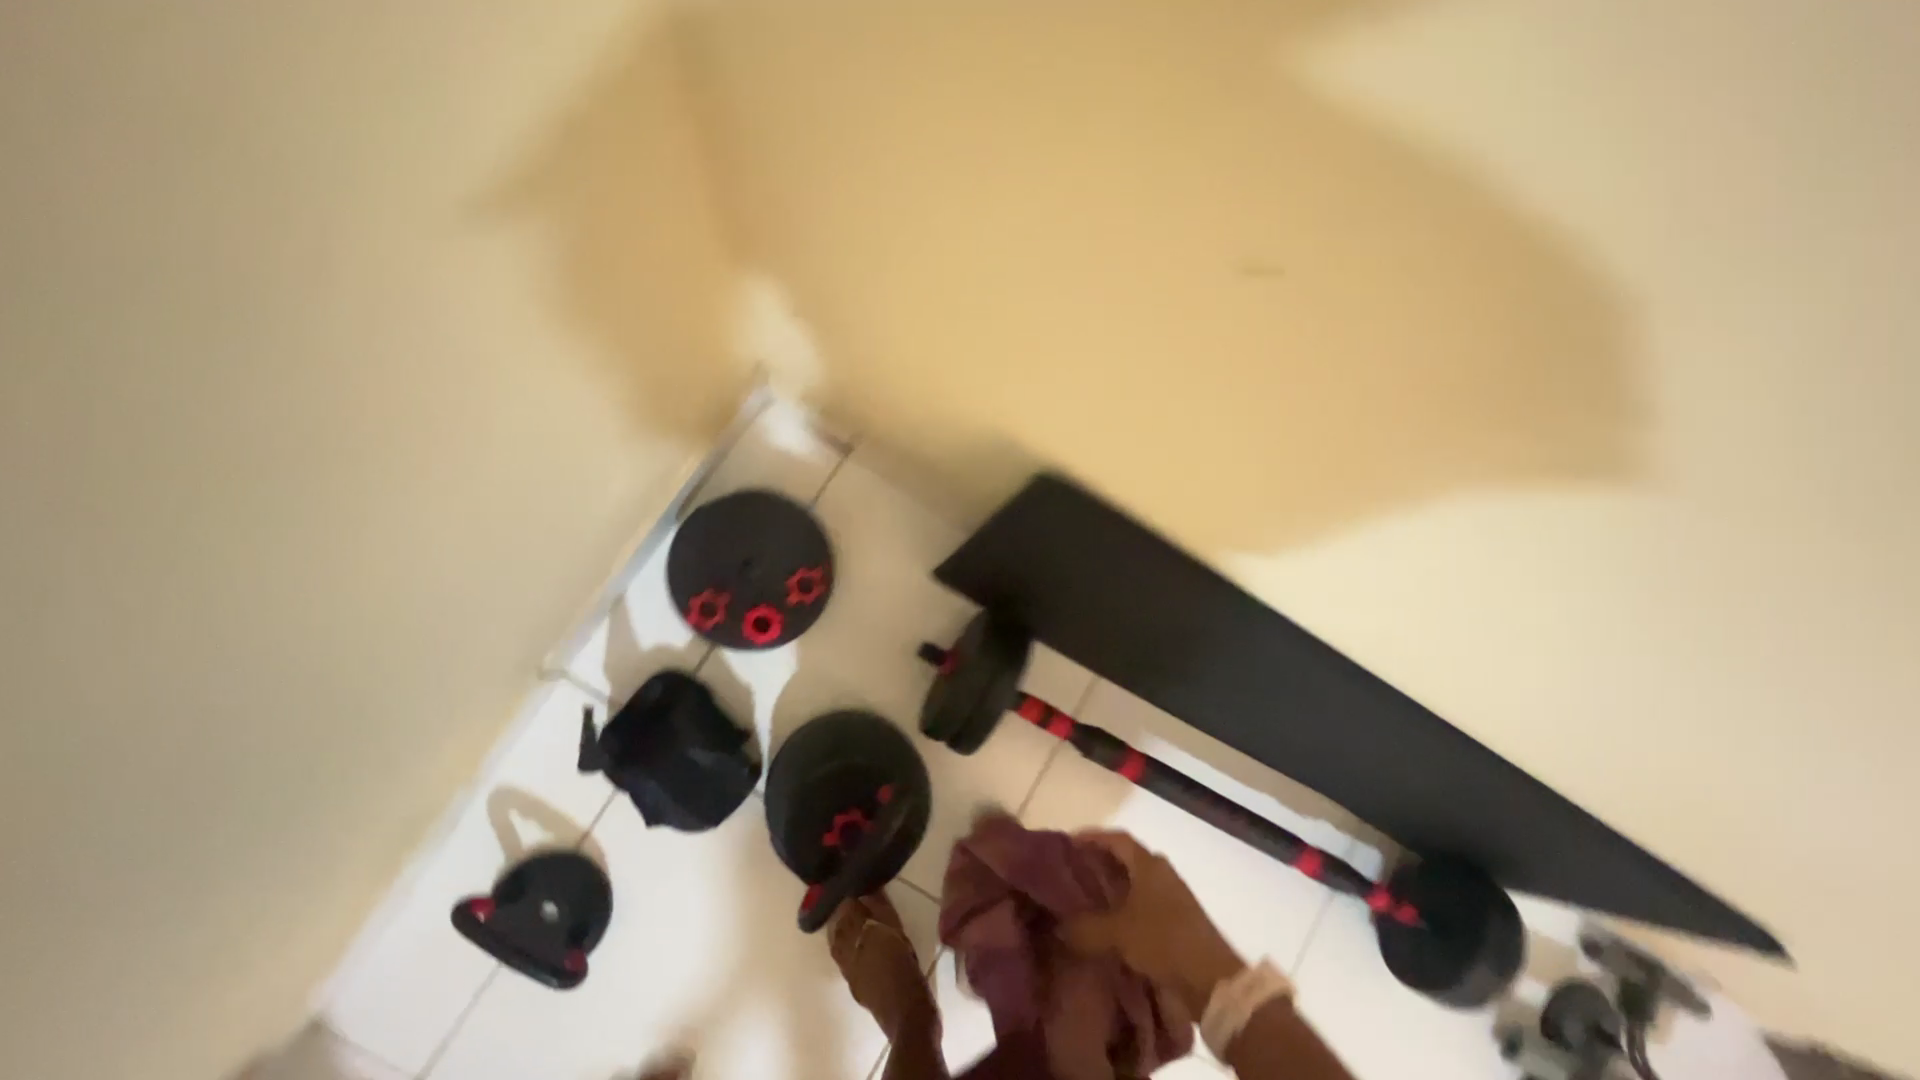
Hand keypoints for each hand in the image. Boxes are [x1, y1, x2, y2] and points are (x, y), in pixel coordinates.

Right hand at [1058, 831, 1244, 1014]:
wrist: (1212, 980)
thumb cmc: (1164, 941)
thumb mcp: (1117, 933)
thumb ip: (1084, 927)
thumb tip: (1057, 927)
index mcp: (1149, 864)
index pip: (1116, 838)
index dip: (1091, 837)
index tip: (1066, 844)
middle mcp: (1161, 873)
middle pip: (1124, 859)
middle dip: (1097, 864)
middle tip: (1068, 873)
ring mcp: (1171, 897)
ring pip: (1132, 884)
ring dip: (1109, 889)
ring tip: (1081, 900)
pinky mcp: (1175, 921)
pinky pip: (1140, 906)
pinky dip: (1121, 910)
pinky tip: (1104, 926)